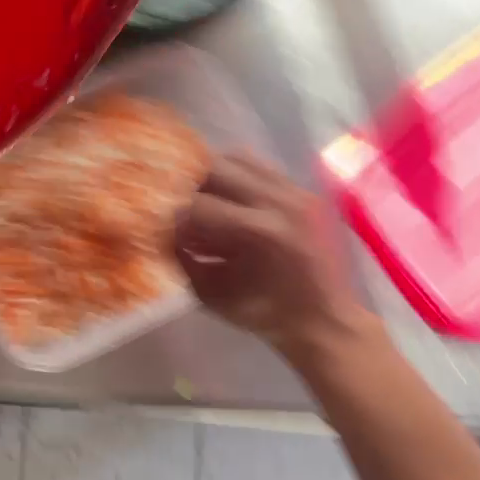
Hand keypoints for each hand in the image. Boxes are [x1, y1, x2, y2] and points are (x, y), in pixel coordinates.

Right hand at [174, 154, 373, 364]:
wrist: (326, 321)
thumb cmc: (265, 315)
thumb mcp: (211, 294)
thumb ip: (181, 258)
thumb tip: (153, 232)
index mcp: (262, 231)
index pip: (196, 204)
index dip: (168, 212)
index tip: (153, 221)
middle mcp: (281, 201)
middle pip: (214, 168)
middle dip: (184, 185)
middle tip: (169, 203)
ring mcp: (296, 191)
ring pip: (235, 159)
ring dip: (208, 175)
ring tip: (195, 196)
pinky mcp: (302, 189)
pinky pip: (258, 166)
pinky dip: (233, 175)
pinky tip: (223, 196)